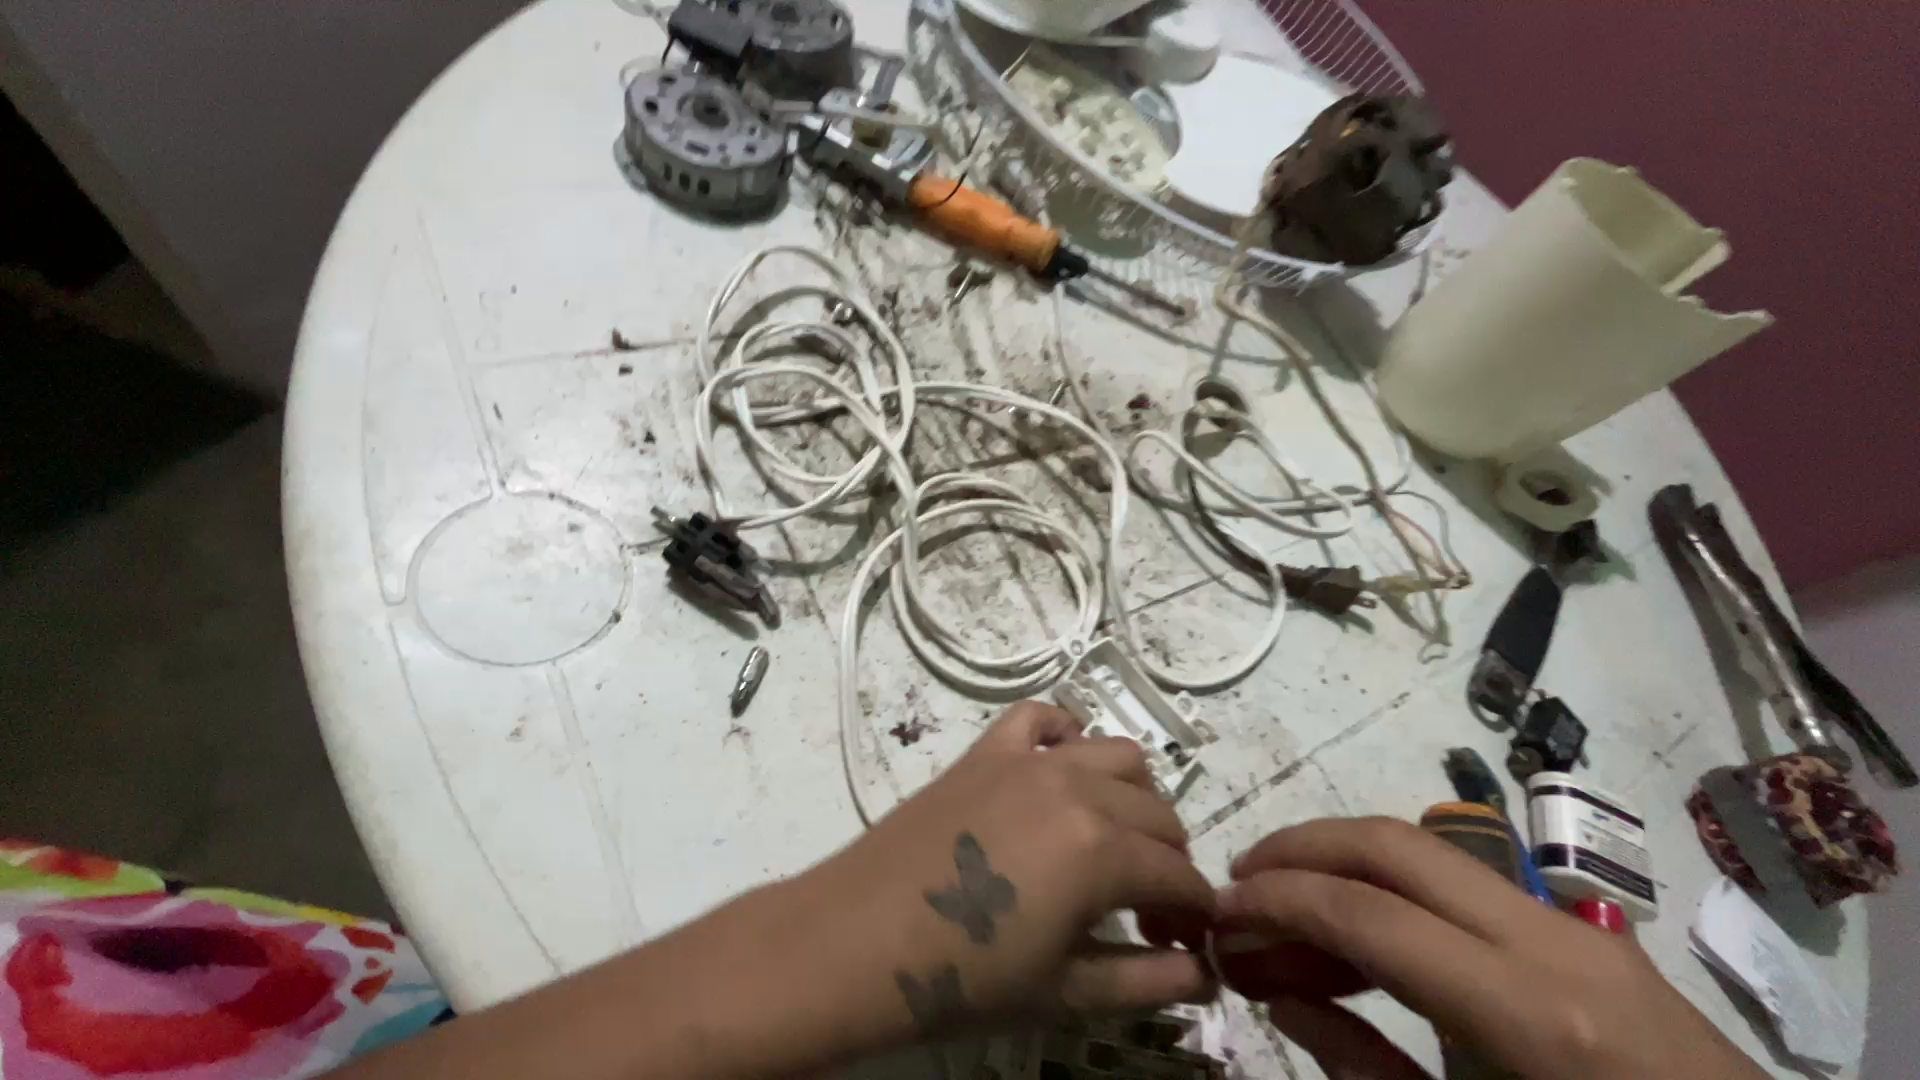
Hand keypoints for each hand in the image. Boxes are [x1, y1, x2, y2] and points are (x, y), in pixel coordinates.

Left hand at [805, 701, 1216, 1043]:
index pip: (1180, 875)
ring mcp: (1028, 759)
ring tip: (1112, 840)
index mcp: (1101, 848)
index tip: (1188, 941)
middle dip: (1170, 860)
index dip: (1194, 913)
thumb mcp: (1065, 993)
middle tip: (1147, 909)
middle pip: (1159, 812)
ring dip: (1133, 796)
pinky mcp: (985, 750)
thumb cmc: (963, 979)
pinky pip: (1040, 717)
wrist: (858, 940)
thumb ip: (1146, 980)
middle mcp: (1075, 787)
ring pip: (1116, 754)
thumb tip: (1206, 973)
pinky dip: (1064, 735)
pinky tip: (1061, 769)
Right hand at [1212, 817, 1765, 1079]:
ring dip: (1339, 866)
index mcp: (1530, 1014)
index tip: (1216, 911)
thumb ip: (1364, 1069)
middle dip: (1299, 849)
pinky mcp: (1582, 938)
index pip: (1366, 913)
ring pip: (1425, 852)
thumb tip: (1280, 994)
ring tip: (1278, 914)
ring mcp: (1573, 931)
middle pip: (1392, 846)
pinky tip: (1351, 944)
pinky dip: (1388, 897)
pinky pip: (1459, 891)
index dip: (1276, 902)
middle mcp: (1549, 943)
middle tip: (1238, 882)